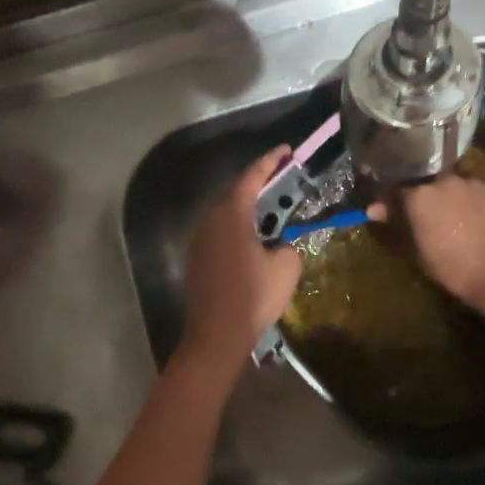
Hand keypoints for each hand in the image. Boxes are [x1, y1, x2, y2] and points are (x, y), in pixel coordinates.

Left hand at [183, 147, 302, 354]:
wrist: (217, 334)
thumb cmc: (254, 297)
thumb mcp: (286, 267)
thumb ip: (288, 245)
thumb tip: (280, 245)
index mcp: (232, 215)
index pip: (251, 177)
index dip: (270, 161)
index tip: (286, 150)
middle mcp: (210, 220)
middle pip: (235, 193)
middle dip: (260, 184)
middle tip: (284, 180)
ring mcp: (199, 240)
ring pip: (225, 214)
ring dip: (247, 209)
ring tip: (272, 212)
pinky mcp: (196, 259)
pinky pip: (219, 233)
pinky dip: (237, 229)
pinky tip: (253, 242)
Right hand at [392, 174, 484, 307]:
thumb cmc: (450, 267)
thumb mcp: (416, 249)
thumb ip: (396, 223)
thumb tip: (374, 209)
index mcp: (419, 195)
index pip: (396, 187)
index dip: (390, 198)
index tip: (388, 209)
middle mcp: (443, 180)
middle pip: (424, 182)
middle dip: (420, 195)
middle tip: (422, 214)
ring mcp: (470, 182)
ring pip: (450, 184)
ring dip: (445, 195)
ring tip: (450, 215)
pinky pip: (471, 189)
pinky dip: (467, 199)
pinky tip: (471, 216)